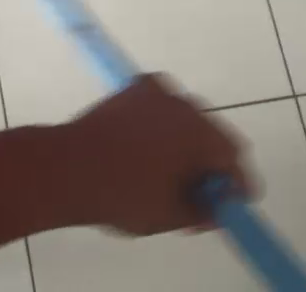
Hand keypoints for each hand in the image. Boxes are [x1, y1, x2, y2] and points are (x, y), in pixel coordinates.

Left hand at [57, 75, 252, 235]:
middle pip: (211, 135)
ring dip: (185, 142)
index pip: (235, 159)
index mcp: (201, 134)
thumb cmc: (125, 194)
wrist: (69, 166)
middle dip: (209, 164)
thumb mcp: (174, 216)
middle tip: (197, 195)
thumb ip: (204, 211)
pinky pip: (159, 103)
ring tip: (170, 174)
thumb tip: (213, 207)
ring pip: (185, 118)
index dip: (235, 186)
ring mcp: (154, 91)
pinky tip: (150, 145)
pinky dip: (161, 121)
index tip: (228, 206)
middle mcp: (183, 104)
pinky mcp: (130, 88)